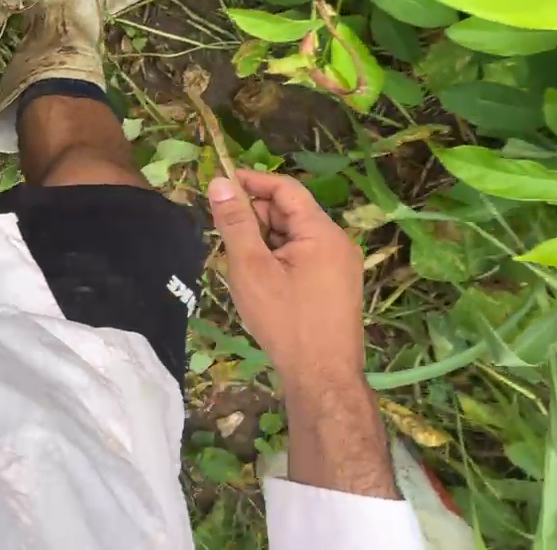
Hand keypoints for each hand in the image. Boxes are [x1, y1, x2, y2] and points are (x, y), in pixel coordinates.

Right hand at [206, 169, 366, 391]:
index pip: (286, 189)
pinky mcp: (333, 282)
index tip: (218, 184)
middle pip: (288, 210)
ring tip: (239, 259)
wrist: (321, 376)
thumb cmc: (285, 318)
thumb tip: (219, 183)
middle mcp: (336, 243)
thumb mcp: (250, 266)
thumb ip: (235, 222)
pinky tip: (257, 275)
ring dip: (262, 236)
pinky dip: (274, 254)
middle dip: (254, 214)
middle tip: (222, 232)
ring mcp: (338, 264)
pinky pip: (299, 252)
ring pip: (291, 233)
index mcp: (322, 233)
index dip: (251, 181)